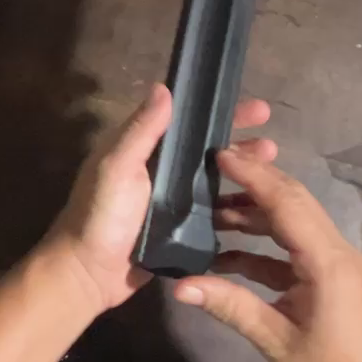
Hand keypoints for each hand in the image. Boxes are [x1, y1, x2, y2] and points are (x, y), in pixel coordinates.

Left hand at [36, 84, 273, 313]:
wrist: (88, 275)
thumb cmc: (99, 215)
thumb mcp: (117, 167)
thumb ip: (140, 131)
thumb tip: (164, 86)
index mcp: (143, 150)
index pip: (186, 121)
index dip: (217, 113)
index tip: (255, 109)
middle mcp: (160, 171)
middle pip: (206, 150)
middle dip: (239, 143)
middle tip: (272, 143)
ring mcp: (172, 201)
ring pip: (214, 180)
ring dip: (242, 175)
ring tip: (273, 173)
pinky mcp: (180, 229)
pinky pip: (213, 212)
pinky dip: (235, 206)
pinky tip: (261, 208)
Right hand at [173, 148, 361, 361]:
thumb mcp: (277, 342)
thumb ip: (231, 306)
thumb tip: (180, 285)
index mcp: (327, 260)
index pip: (285, 202)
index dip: (251, 176)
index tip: (218, 155)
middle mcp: (334, 252)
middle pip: (291, 203)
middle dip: (251, 184)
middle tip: (209, 171)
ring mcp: (333, 266)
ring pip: (290, 224)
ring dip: (253, 216)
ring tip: (208, 210)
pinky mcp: (328, 282)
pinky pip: (291, 251)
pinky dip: (259, 248)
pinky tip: (224, 255)